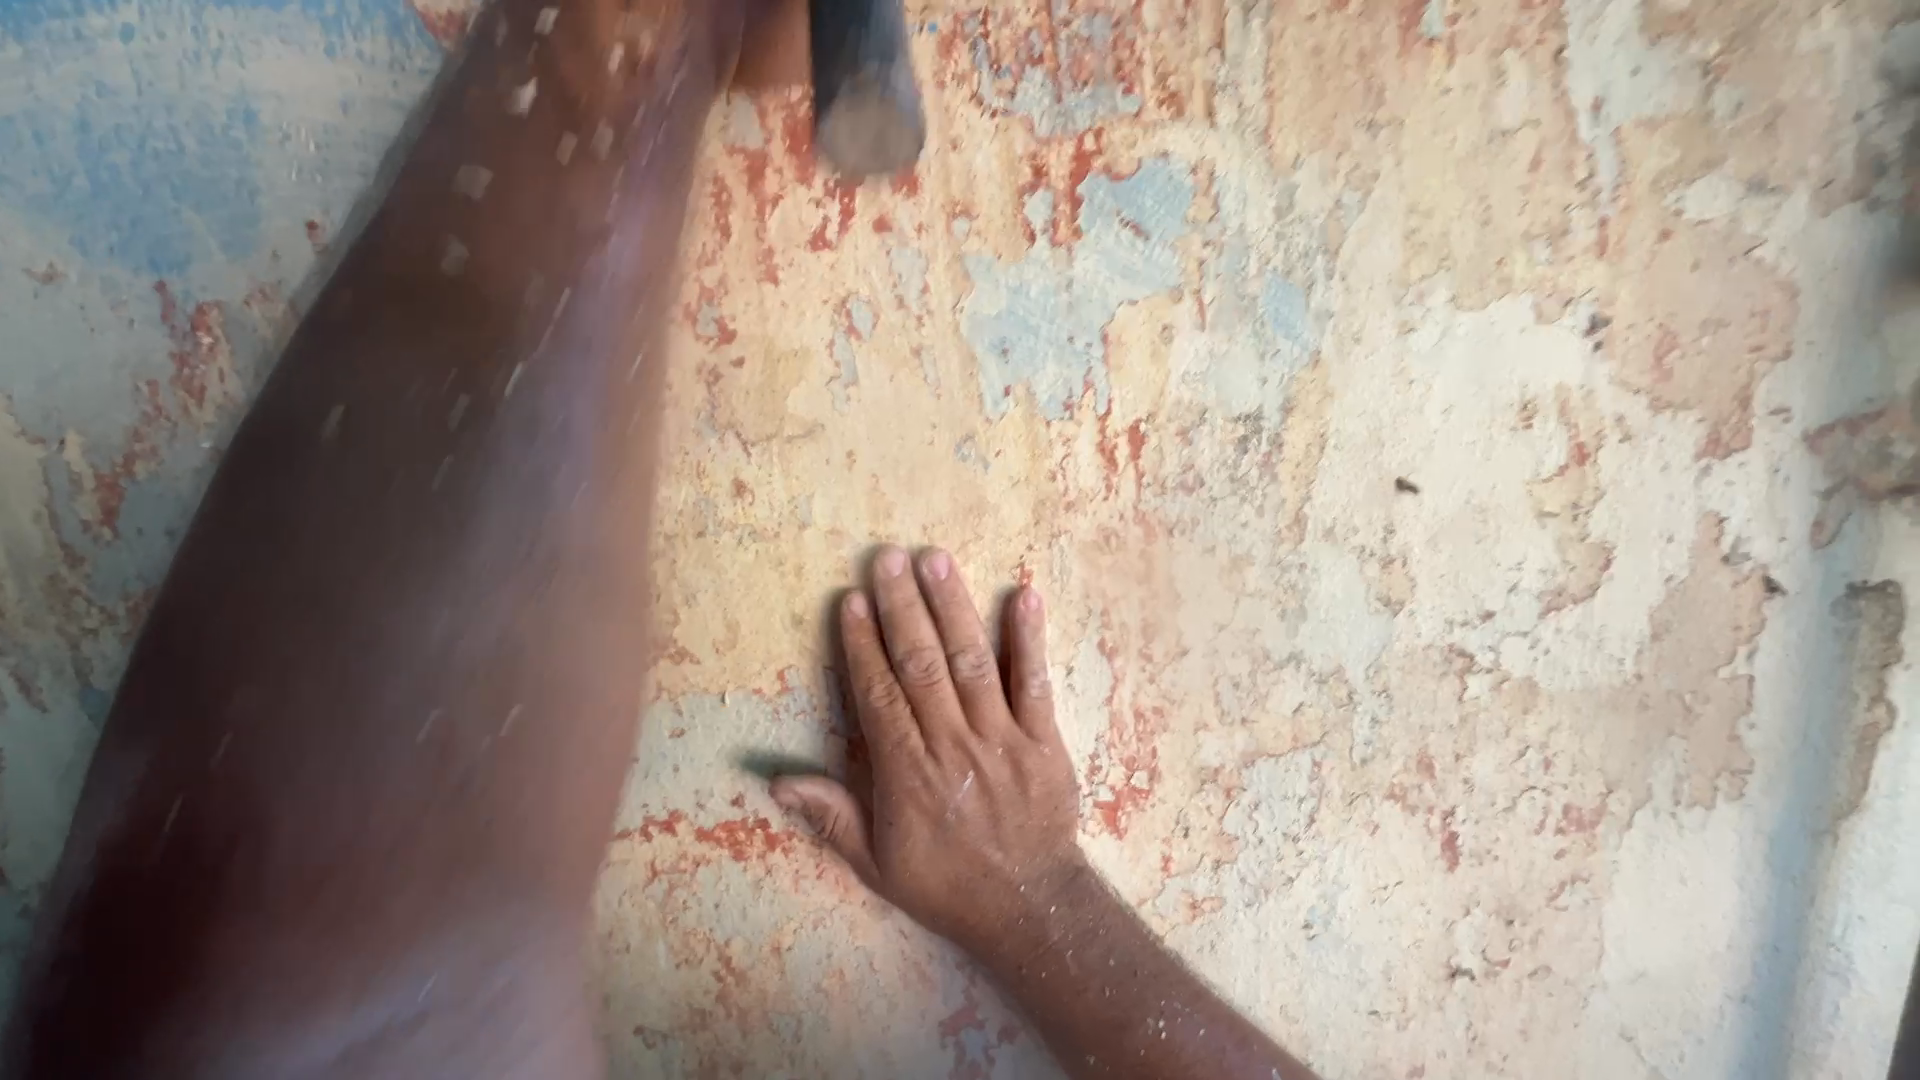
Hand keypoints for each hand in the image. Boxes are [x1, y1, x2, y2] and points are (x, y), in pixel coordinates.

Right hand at [771, 546, 1085, 957]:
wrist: (1029, 906)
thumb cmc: (947, 883)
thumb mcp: (876, 865)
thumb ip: (831, 817)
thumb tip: (776, 781)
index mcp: (908, 775)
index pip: (880, 696)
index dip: (864, 645)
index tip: (854, 600)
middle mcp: (953, 746)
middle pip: (922, 666)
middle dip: (904, 608)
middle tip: (888, 558)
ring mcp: (1003, 739)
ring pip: (973, 663)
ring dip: (954, 608)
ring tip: (937, 560)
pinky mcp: (1044, 740)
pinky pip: (1036, 683)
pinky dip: (1029, 639)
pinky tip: (1023, 595)